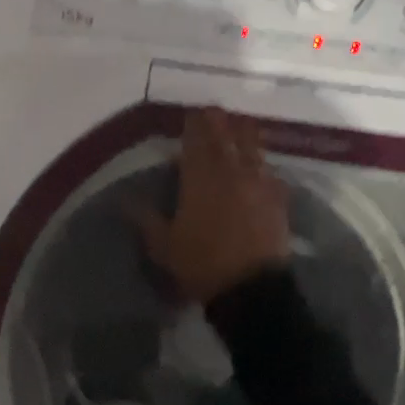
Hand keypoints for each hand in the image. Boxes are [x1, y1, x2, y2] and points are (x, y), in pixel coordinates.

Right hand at [135, 106, 291, 303]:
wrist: (251, 289)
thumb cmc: (201, 265)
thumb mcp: (163, 246)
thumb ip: (145, 218)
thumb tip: (126, 199)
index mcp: (200, 177)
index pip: (196, 137)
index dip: (193, 124)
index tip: (189, 115)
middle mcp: (232, 170)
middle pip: (227, 133)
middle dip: (217, 121)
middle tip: (210, 115)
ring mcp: (260, 181)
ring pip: (252, 145)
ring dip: (242, 133)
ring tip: (236, 129)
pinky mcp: (279, 198)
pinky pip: (270, 170)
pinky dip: (261, 163)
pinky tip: (258, 168)